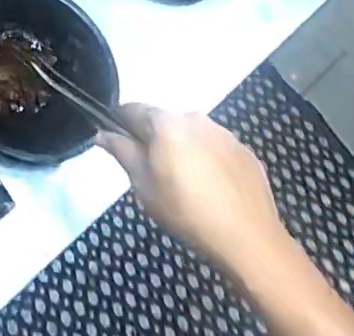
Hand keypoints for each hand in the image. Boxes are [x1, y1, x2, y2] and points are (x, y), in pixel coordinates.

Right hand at [98, 104, 289, 270]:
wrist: (251, 243)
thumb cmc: (187, 211)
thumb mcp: (143, 184)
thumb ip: (121, 151)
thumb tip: (102, 134)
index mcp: (165, 121)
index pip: (131, 110)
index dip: (121, 126)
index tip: (122, 148)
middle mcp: (195, 118)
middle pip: (163, 121)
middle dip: (154, 139)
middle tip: (154, 172)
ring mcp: (225, 135)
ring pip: (191, 134)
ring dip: (183, 148)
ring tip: (187, 183)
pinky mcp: (247, 154)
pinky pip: (217, 149)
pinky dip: (209, 160)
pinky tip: (213, 189)